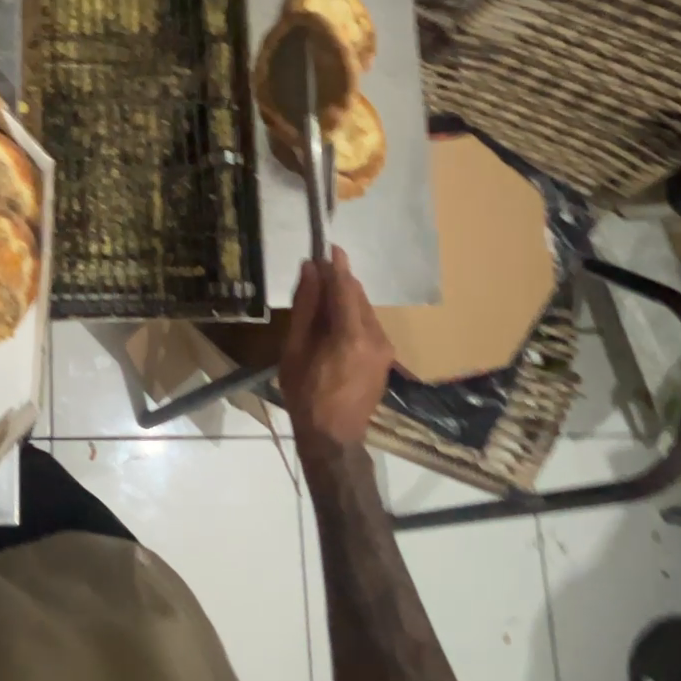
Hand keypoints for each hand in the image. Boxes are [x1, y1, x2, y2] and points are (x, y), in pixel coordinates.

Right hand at [278, 248, 393, 443]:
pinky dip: (350, 314)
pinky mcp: (385, 357)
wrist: (333, 436)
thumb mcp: (295, 348)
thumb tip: (310, 270)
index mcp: (351, 335)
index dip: (336, 265)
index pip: (346, 288)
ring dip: (343, 297)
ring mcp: (385, 348)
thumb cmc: (305, 393)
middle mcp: (376, 336)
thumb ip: (306, 306)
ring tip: (318, 295)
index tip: (328, 244)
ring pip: (364, 309)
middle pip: (357, 295)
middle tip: (313, 271)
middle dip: (337, 281)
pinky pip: (367, 324)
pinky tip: (332, 320)